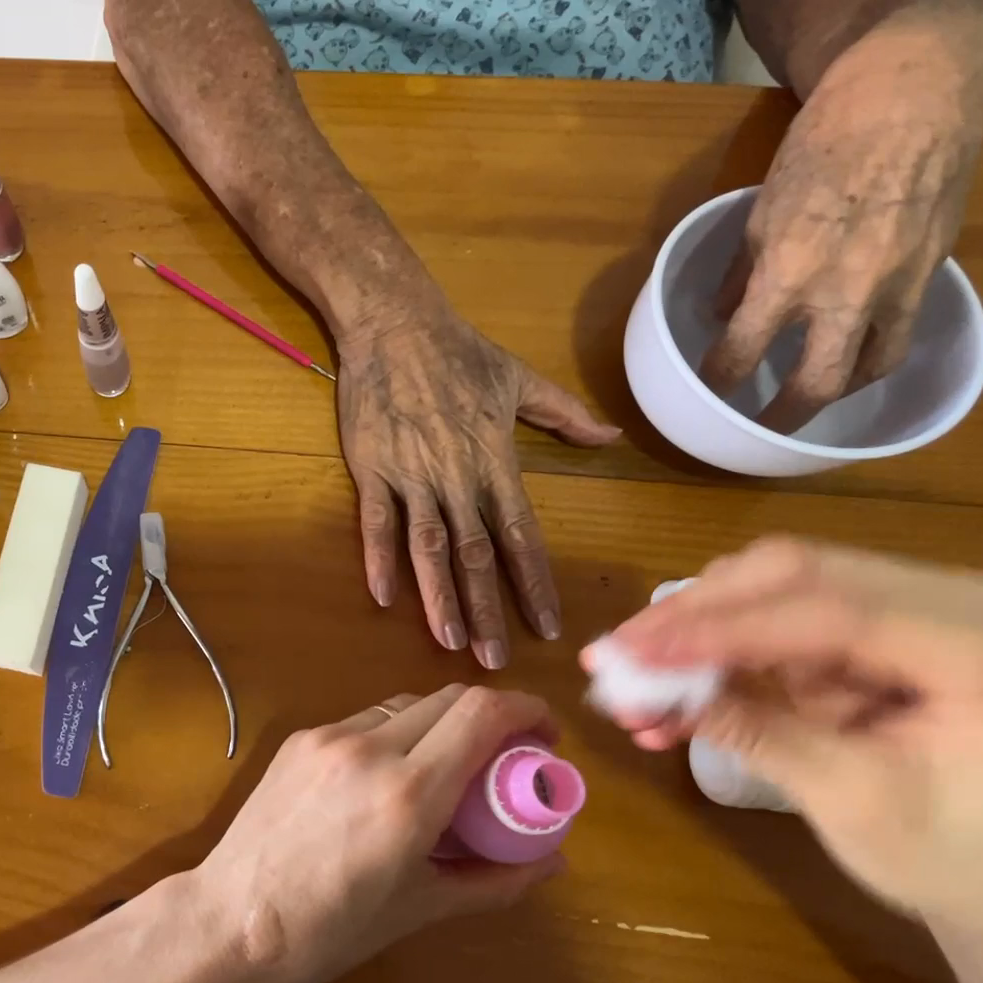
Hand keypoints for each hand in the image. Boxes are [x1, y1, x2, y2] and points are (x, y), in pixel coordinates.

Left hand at [189, 685, 564, 982]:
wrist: (230, 920)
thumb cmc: (330, 930)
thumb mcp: (422, 908)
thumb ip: (494, 879)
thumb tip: (551, 861)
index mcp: (406, 793)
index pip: (481, 713)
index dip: (525, 709)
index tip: (545, 735)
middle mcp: (368, 748)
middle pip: (448, 698)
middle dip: (489, 717)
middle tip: (504, 758)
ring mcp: (327, 738)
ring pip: (404, 706)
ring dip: (440, 725)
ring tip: (447, 771)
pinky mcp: (298, 740)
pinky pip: (364, 721)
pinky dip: (395, 735)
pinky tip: (390, 777)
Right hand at [337, 298, 618, 667]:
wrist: (394, 324)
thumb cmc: (457, 351)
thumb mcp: (519, 379)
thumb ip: (565, 414)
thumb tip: (611, 439)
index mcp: (495, 459)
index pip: (521, 533)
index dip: (533, 581)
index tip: (546, 625)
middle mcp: (456, 477)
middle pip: (475, 554)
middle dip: (487, 608)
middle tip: (496, 658)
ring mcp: (411, 475)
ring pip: (428, 547)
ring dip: (439, 597)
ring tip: (449, 640)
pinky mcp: (372, 469)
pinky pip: (375, 522)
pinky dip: (379, 559)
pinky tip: (383, 596)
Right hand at [591, 537, 982, 941]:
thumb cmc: (956, 866)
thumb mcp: (848, 800)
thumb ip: (746, 728)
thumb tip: (634, 688)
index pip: (838, 611)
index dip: (723, 627)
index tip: (632, 649)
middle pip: (807, 574)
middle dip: (701, 612)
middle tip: (621, 646)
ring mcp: (942, 603)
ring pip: (787, 583)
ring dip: (705, 626)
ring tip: (638, 670)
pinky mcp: (897, 616)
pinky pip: (792, 612)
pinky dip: (730, 646)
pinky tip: (681, 679)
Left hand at [701, 20, 982, 433]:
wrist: (909, 102)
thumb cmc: (819, 154)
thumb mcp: (758, 217)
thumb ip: (740, 276)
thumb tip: (723, 316)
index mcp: (788, 276)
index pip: (741, 351)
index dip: (717, 378)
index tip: (707, 390)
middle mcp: (845, 293)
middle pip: (817, 383)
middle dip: (786, 414)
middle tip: (764, 428)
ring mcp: (897, 285)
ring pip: (873, 365)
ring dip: (840, 390)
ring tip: (814, 398)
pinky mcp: (933, 272)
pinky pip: (903, 331)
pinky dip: (875, 352)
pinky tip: (854, 353)